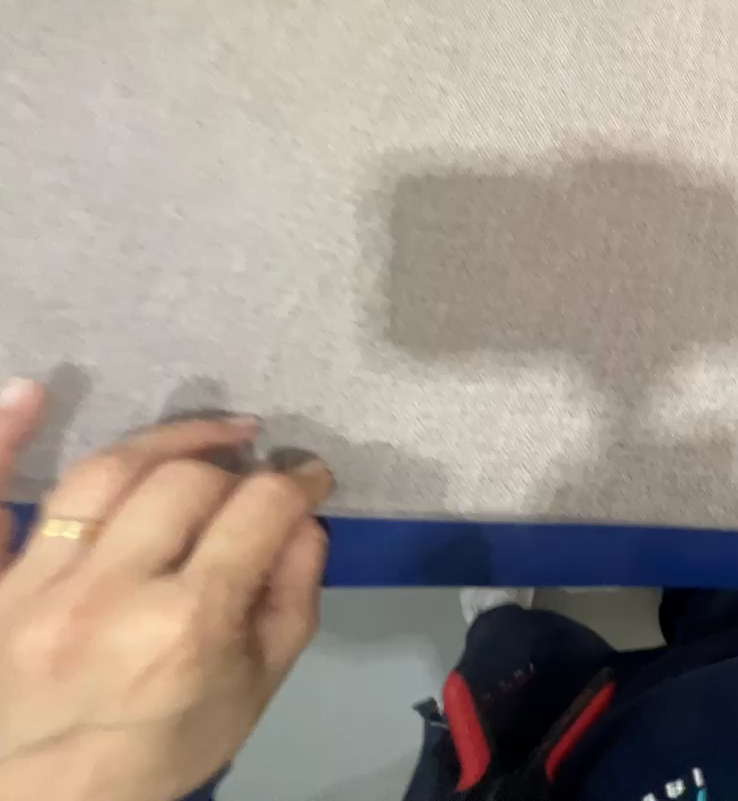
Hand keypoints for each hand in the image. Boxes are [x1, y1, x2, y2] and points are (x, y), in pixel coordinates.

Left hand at [0, 378, 333, 800]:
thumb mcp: (267, 672)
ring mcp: (22, 592)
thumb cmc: (170, 741)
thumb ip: (295, 584)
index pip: (264, 505)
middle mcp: (102, 595)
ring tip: (214, 437)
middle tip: (259, 483)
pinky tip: (32, 390)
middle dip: (242, 471)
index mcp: (186, 621)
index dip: (303, 480)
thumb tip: (299, 515)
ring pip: (103, 475)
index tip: (314, 481)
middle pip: (189, 481)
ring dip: (171, 441)